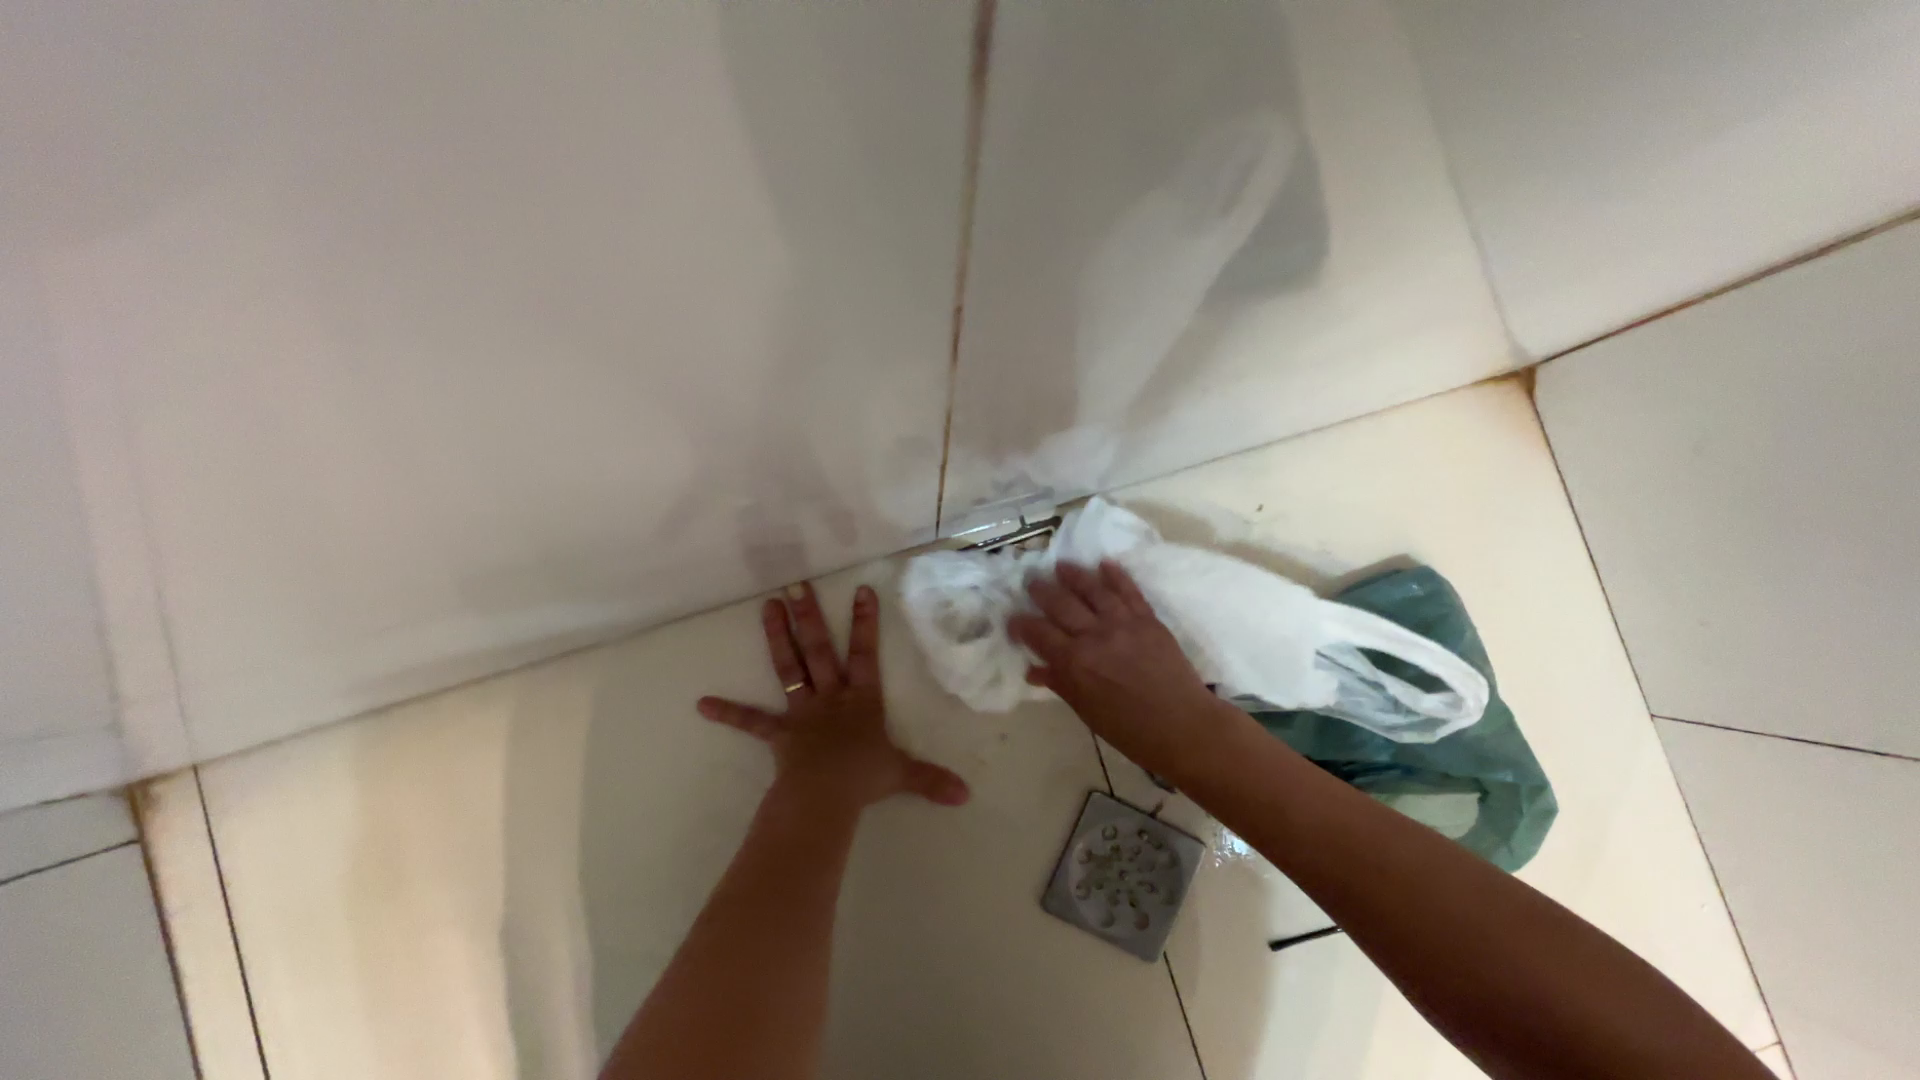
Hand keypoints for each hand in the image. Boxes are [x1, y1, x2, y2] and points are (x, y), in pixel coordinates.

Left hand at [698, 582, 970, 810]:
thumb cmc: (865, 779)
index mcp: (862, 700)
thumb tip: (967, 794)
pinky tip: (701, 703)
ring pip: (790, 667)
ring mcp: (803, 712)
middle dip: (811, 616)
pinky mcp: (779, 734)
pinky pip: (752, 722)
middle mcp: (832, 697)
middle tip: (796, 585)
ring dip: (778, 638)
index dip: (865, 623)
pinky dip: (728, 713)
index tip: (860, 589)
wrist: (826, 796)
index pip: (866, 654)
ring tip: (767, 607)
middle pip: (821, 649)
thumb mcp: (904, 775)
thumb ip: (932, 780)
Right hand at [1008, 560, 1244, 779]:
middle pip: (1061, 604)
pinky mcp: (1148, 619)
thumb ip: (1060, 684)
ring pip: (1093, 590)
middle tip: (1031, 581)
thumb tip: (1034, 670)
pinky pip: (1128, 591)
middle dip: (1041, 590)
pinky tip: (1104, 563)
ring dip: (1074, 575)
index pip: (1038, 633)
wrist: (1182, 726)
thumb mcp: (1086, 710)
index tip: (1013, 619)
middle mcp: (1094, 636)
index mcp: (1074, 662)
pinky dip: (1116, 575)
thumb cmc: (1129, 729)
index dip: (1021, 624)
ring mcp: (1123, 623)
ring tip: (1061, 565)